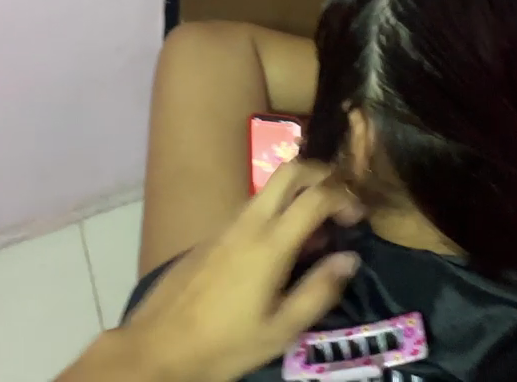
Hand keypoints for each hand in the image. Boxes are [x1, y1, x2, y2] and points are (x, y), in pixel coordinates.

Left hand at [67, 161, 365, 381]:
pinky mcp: (213, 233)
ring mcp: (228, 223)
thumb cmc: (223, 344)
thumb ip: (318, 291)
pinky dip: (278, 211)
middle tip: (341, 200)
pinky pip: (254, 207)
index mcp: (271, 241)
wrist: (156, 347)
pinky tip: (281, 249)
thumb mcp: (279, 330)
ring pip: (271, 187)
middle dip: (323, 174)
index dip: (345, 197)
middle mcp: (250, 220)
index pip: (317, 195)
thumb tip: (350, 258)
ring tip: (316, 233)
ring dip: (300, 193)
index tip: (359, 215)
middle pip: (291, 170)